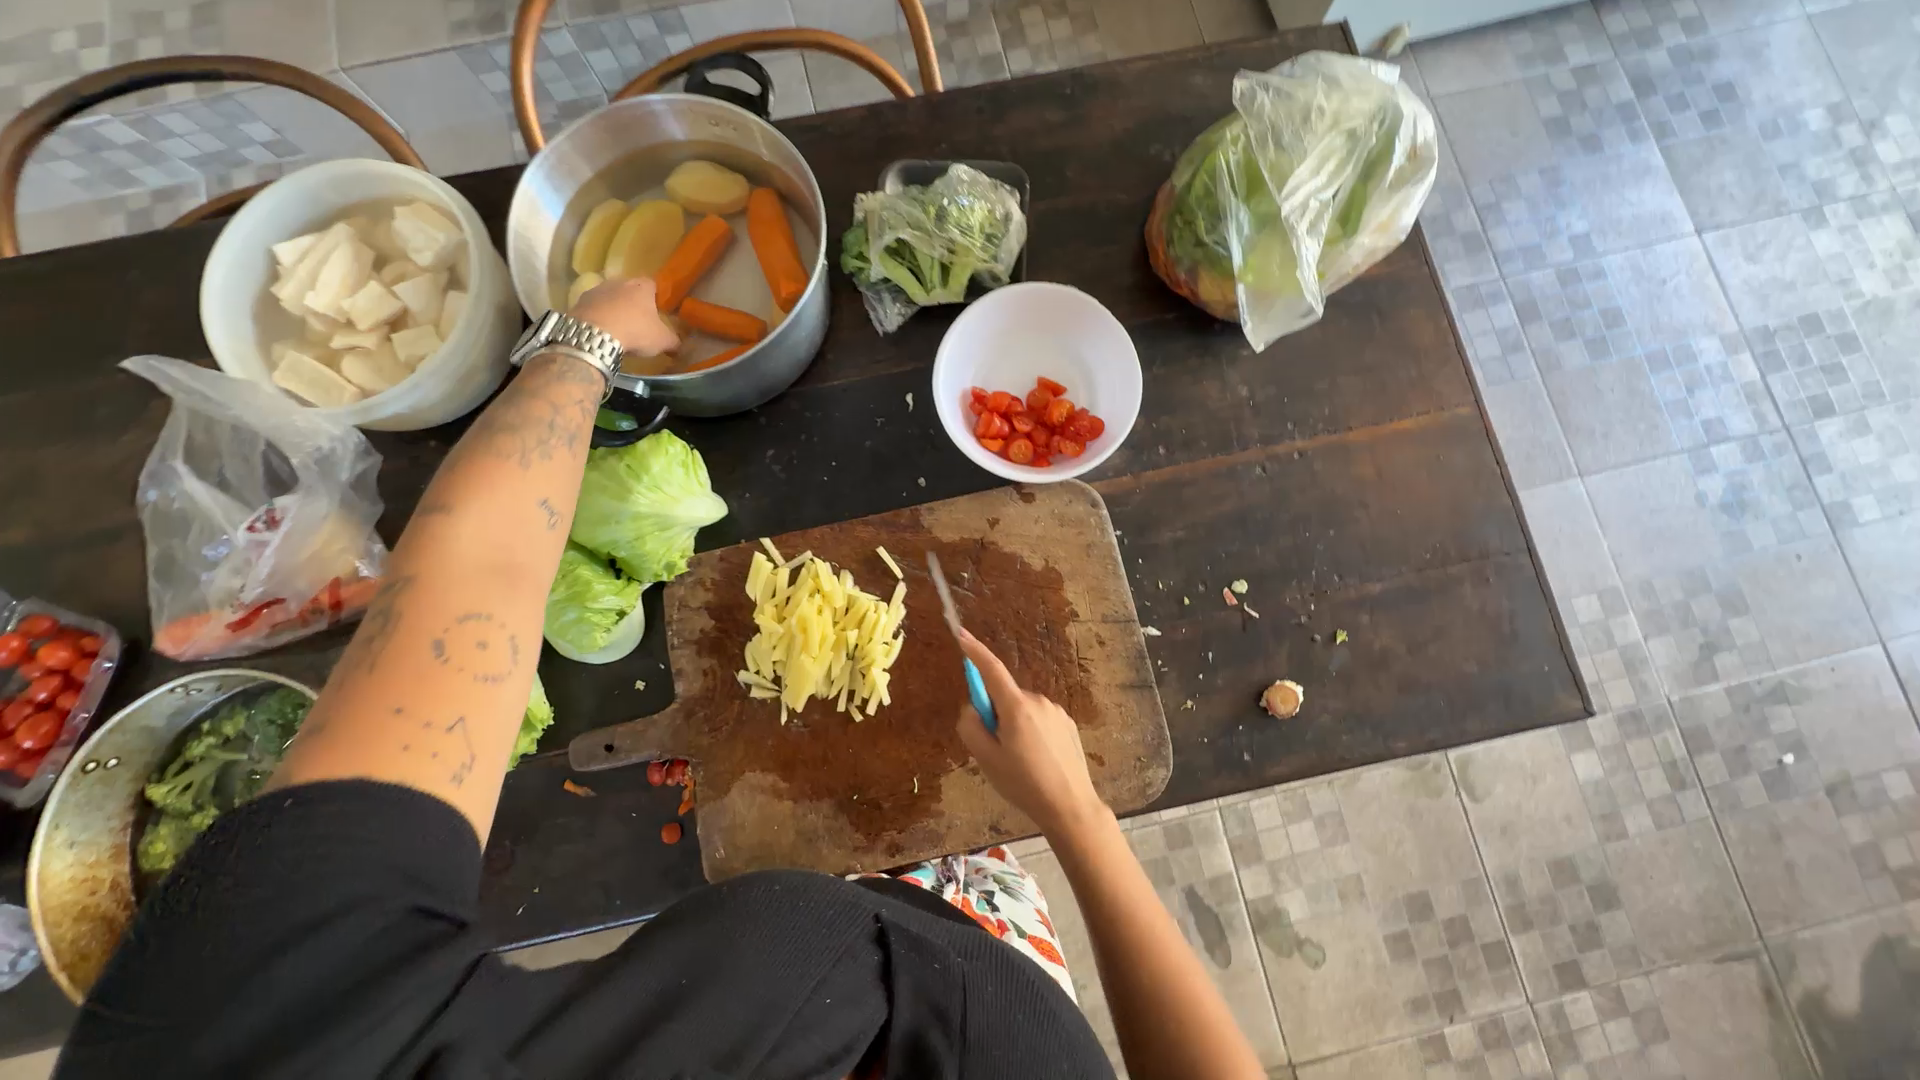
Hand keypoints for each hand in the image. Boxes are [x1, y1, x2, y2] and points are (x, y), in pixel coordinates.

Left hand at [572, 277, 679, 356]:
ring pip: (609, 295)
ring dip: (613, 306)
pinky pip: (593, 306)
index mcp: (642, 287)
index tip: (656, 309)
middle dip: (633, 300)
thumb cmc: (635, 331)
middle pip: (629, 288)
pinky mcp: (579, 301)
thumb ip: (673, 341)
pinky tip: (600, 329)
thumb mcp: (662, 341)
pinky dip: (597, 315)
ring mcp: (597, 290)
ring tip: (617, 326)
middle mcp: (619, 282)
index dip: (655, 296)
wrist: (594, 334)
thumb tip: (679, 345)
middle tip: (637, 319)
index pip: (652, 284)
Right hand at [955, 629, 1108, 838]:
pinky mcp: (1067, 724)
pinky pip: (1039, 720)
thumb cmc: (1023, 784)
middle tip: (996, 750)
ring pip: (1022, 710)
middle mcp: (1038, 700)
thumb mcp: (986, 759)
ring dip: (1014, 726)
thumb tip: (972, 707)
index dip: (974, 651)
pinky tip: (1039, 761)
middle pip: (1004, 696)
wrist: (1070, 806)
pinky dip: (1031, 732)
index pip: (991, 669)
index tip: (961, 634)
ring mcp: (1056, 711)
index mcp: (1016, 707)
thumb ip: (971, 726)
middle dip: (994, 714)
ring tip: (1021, 762)